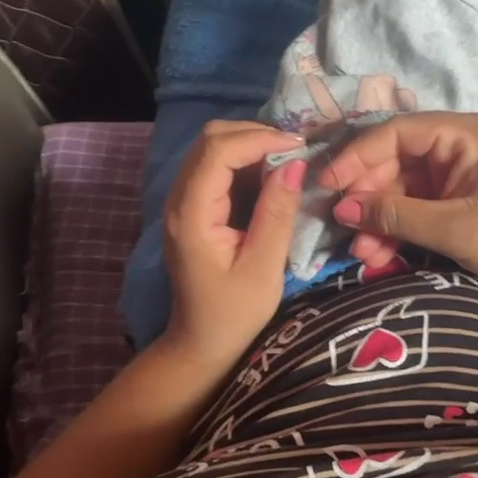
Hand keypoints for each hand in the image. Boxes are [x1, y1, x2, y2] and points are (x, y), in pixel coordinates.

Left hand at [162, 121, 306, 371]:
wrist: (200, 342)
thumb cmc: (234, 314)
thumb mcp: (264, 268)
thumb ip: (277, 213)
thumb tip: (295, 164)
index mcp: (192, 215)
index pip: (218, 152)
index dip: (259, 139)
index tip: (299, 145)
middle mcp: (178, 200)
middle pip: (210, 140)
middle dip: (254, 135)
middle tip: (296, 149)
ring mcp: (181, 202)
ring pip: (211, 149)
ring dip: (249, 145)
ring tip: (289, 158)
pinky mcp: (192, 208)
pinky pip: (215, 168)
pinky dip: (244, 161)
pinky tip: (271, 174)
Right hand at [319, 111, 477, 291]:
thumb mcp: (453, 228)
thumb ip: (396, 214)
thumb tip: (343, 208)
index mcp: (467, 133)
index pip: (398, 132)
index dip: (358, 157)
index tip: (327, 185)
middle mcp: (461, 145)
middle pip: (397, 161)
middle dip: (368, 198)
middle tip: (343, 228)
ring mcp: (460, 173)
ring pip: (404, 189)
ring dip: (380, 220)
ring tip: (362, 254)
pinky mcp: (460, 199)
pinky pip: (418, 207)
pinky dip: (399, 228)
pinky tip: (378, 253)